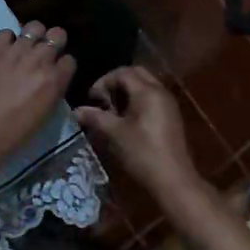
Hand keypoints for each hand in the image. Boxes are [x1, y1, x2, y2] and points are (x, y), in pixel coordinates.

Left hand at [0, 21, 75, 161]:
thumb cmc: (16, 132)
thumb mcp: (47, 113)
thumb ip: (53, 90)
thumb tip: (52, 78)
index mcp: (56, 80)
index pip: (70, 59)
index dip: (63, 64)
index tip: (56, 70)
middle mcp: (40, 61)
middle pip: (57, 34)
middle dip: (54, 41)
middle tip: (45, 51)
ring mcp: (16, 53)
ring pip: (34, 27)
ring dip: (33, 36)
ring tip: (25, 46)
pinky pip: (6, 32)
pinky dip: (8, 39)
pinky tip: (4, 51)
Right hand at [73, 66, 205, 200]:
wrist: (172, 178)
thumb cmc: (142, 153)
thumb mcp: (115, 134)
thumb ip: (96, 117)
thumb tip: (76, 110)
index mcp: (148, 91)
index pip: (123, 72)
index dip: (103, 81)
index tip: (92, 99)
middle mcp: (161, 91)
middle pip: (136, 74)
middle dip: (116, 82)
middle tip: (103, 101)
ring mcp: (168, 103)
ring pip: (145, 85)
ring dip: (127, 92)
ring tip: (113, 112)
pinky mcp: (171, 115)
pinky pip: (152, 97)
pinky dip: (138, 100)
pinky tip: (128, 120)